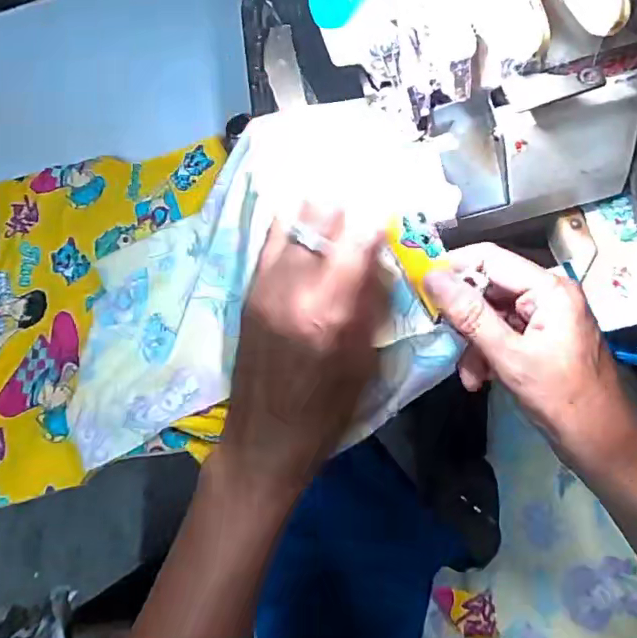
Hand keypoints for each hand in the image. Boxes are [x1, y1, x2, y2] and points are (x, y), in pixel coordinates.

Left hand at [221, 202, 387, 499]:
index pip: (357, 242)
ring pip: (292, 227)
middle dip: (346, 208)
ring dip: (317, 210)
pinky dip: (288, 224)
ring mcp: (265, 287)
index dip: (375, 221)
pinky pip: (268, 243)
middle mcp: (293, 289)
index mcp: (329, 311)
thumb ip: (372, 306)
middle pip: (321, 225)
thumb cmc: (326, 411)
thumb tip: (380, 262)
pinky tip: (301, 214)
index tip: (387, 211)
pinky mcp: (249, 292)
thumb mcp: (364, 363)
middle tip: (362, 200)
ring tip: (335, 199)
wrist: (264, 438)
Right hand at [422, 244, 636, 474]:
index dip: (452, 267)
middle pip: (489, 287)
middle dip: (464, 317)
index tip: (420, 286)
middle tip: (444, 340)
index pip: (490, 258)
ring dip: (474, 342)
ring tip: (470, 375)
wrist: (604, 446)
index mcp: (550, 289)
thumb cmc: (563, 400)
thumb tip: (432, 277)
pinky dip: (488, 352)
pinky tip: (482, 378)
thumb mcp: (509, 357)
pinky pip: (504, 332)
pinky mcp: (542, 337)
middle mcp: (549, 294)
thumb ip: (469, 314)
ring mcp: (547, 316)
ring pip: (492, 313)